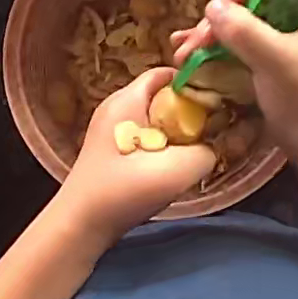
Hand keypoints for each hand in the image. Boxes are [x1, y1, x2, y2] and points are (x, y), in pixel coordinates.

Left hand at [52, 67, 215, 242]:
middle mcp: (116, 106)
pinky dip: (162, 146)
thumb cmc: (122, 191)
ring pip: (156, 118)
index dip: (196, 83)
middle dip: (190, 111)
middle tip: (211, 130)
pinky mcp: (111, 150)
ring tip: (195, 151)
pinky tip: (171, 167)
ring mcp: (111, 128)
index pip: (167, 73)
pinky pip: (145, 136)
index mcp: (127, 99)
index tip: (218, 103)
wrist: (79, 225)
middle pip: (163, 95)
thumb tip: (212, 148)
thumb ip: (206, 152)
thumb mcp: (177, 171)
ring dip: (177, 133)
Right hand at [171, 0, 297, 158]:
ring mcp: (275, 34)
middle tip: (203, 35)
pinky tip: (184, 53)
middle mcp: (293, 11)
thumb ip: (245, 30)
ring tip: (184, 52)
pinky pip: (231, 39)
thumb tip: (212, 7)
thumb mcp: (276, 61)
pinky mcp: (260, 55)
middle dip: (222, 9)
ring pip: (236, 16)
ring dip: (209, 30)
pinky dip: (209, 45)